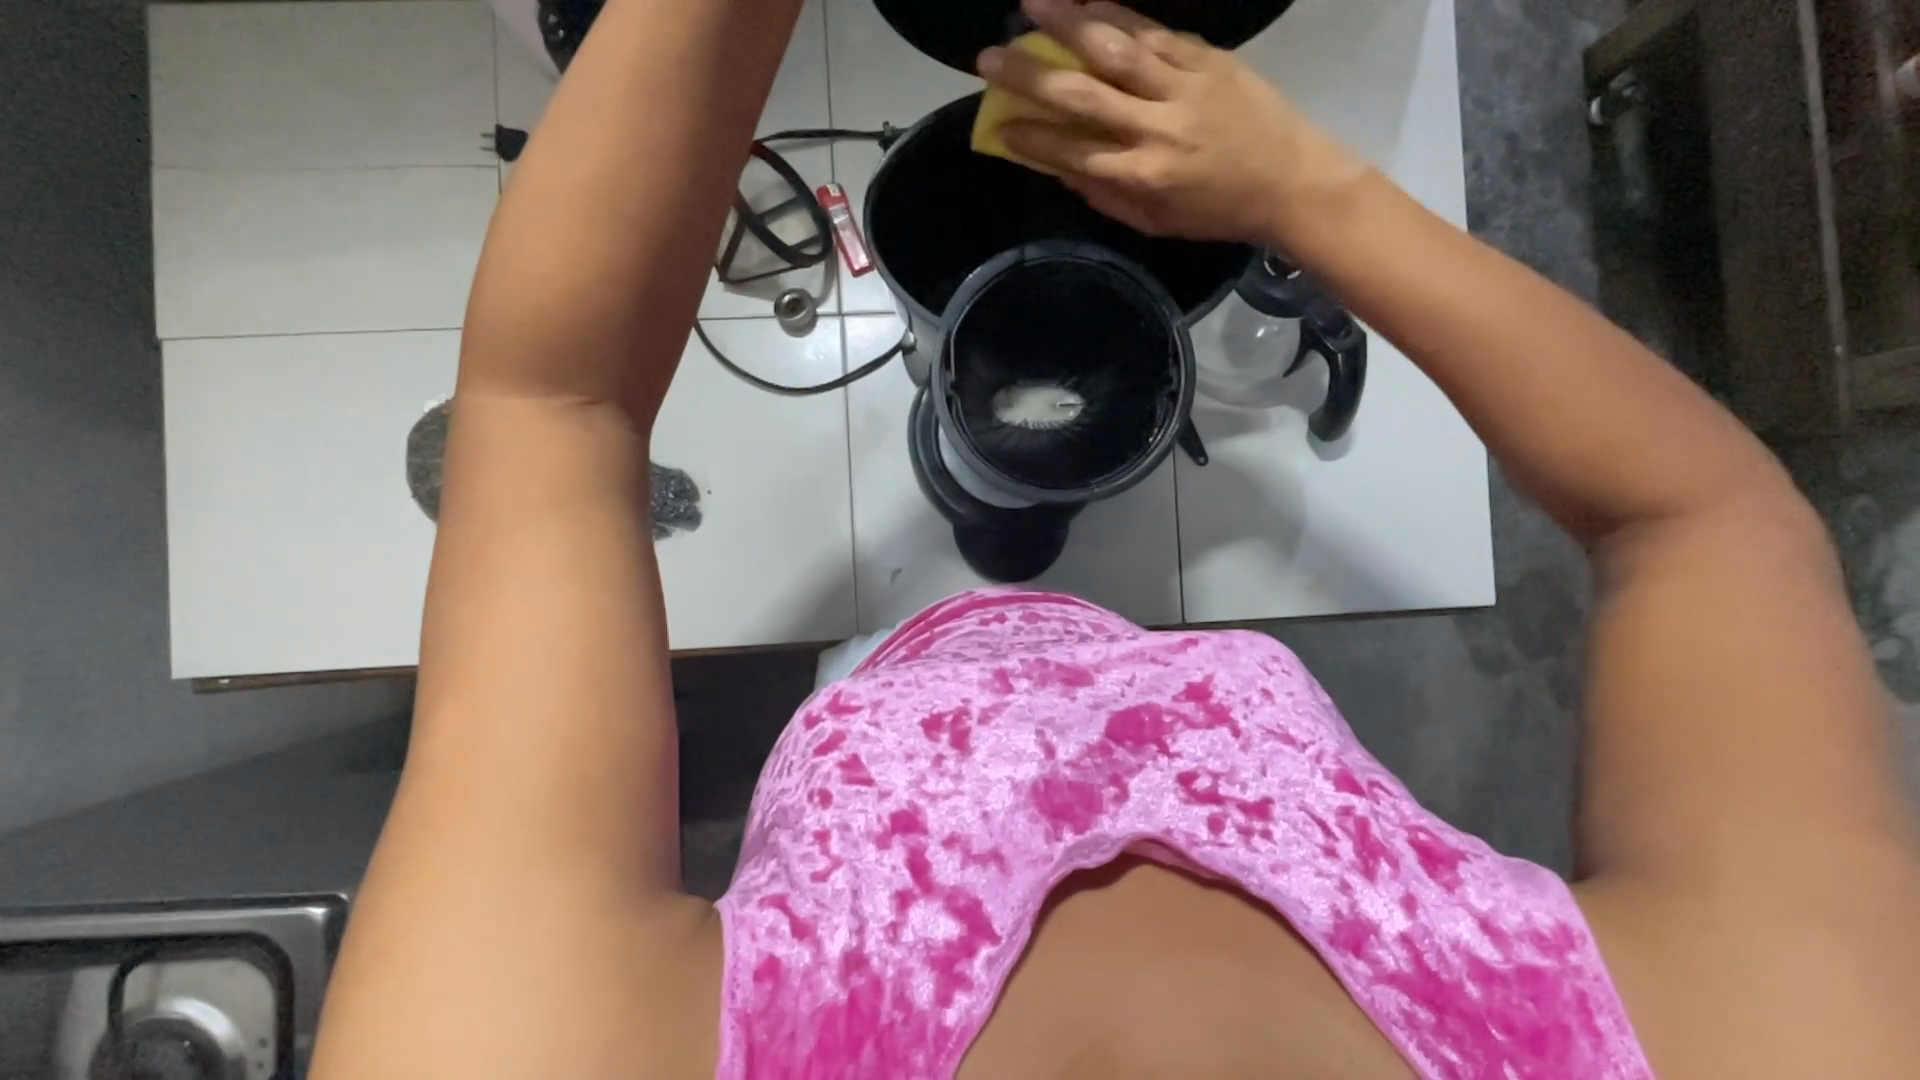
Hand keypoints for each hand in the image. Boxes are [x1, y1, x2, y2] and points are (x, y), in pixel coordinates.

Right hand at [976, 0, 1368, 246]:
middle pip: (1081, 95)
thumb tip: (1062, 168)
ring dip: (1067, 23)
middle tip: (988, 57)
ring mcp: (1182, 86)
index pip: (1072, 153)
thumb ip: (1107, 196)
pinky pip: (1152, 31)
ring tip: (1031, 3)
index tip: (997, 125)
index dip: (1030, 139)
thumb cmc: (1218, 212)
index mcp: (1143, 176)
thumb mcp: (1156, 222)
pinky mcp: (1206, 58)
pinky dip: (1116, 14)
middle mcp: (1157, 128)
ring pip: (1115, 48)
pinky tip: (1085, 2)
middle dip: (1029, 74)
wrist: (1292, 181)